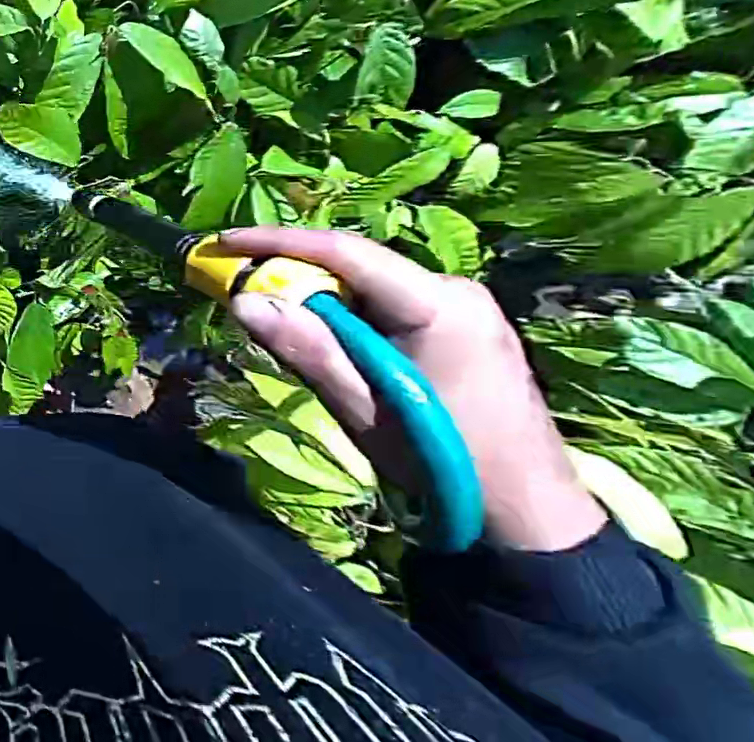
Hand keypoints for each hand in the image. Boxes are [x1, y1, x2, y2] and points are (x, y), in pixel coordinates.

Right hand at [220, 227, 605, 551]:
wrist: (530, 513)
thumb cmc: (445, 462)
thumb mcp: (363, 408)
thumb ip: (306, 349)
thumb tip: (243, 300)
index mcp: (439, 306)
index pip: (345, 253)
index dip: (277, 241)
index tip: (223, 242)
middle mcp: (453, 289)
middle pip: (352, 262)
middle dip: (287, 267)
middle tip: (232, 278)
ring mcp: (460, 304)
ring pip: (362, 280)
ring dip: (310, 290)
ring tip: (264, 304)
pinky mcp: (456, 321)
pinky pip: (378, 298)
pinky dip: (336, 306)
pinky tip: (313, 326)